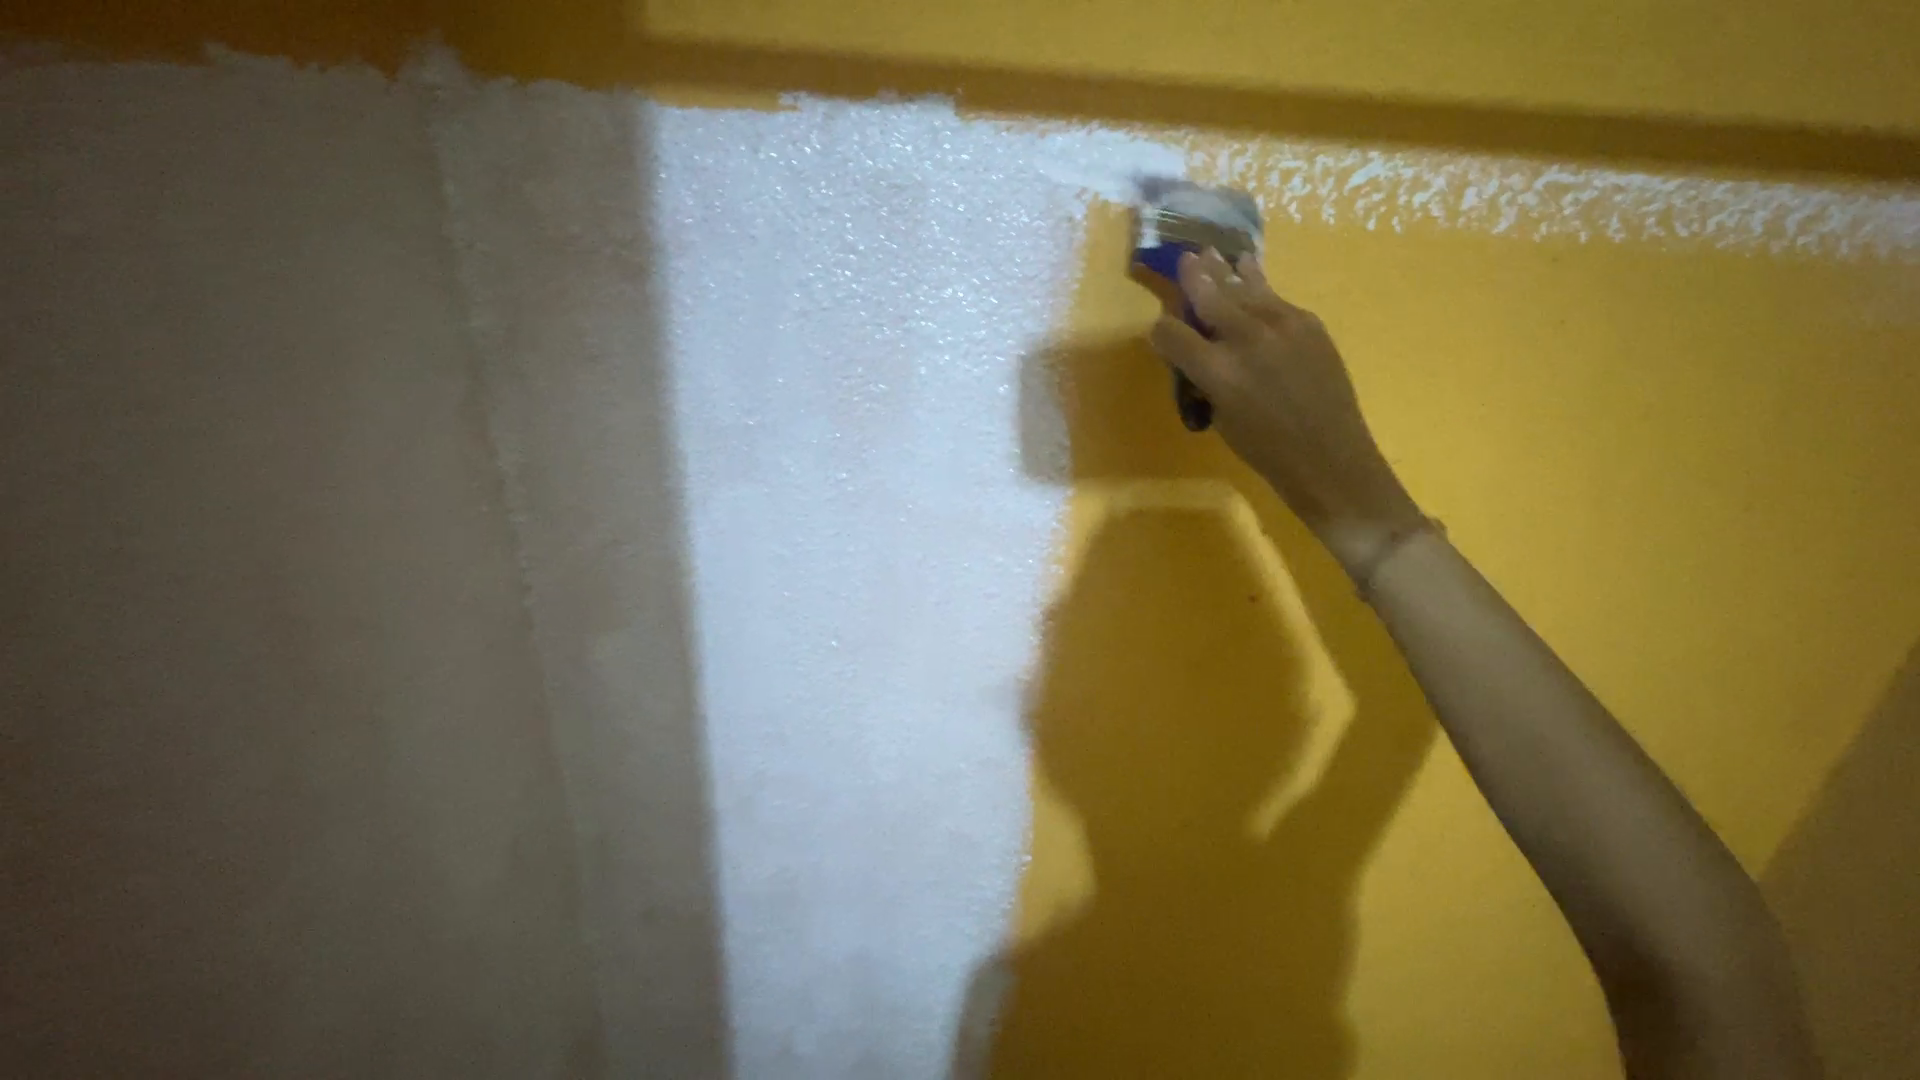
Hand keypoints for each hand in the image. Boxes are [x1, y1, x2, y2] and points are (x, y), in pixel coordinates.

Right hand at [1149, 249, 1423, 570]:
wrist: (1329, 456)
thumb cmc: (1265, 449)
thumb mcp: (1221, 417)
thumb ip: (1205, 378)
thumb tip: (1199, 349)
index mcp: (1217, 372)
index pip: (1171, 334)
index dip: (1161, 331)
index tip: (1161, 332)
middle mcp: (1246, 339)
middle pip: (1209, 294)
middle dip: (1193, 278)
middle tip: (1186, 259)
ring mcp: (1282, 325)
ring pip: (1245, 286)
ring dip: (1226, 270)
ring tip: (1213, 252)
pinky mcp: (1308, 322)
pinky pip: (1274, 297)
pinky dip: (1258, 285)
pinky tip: (1250, 271)